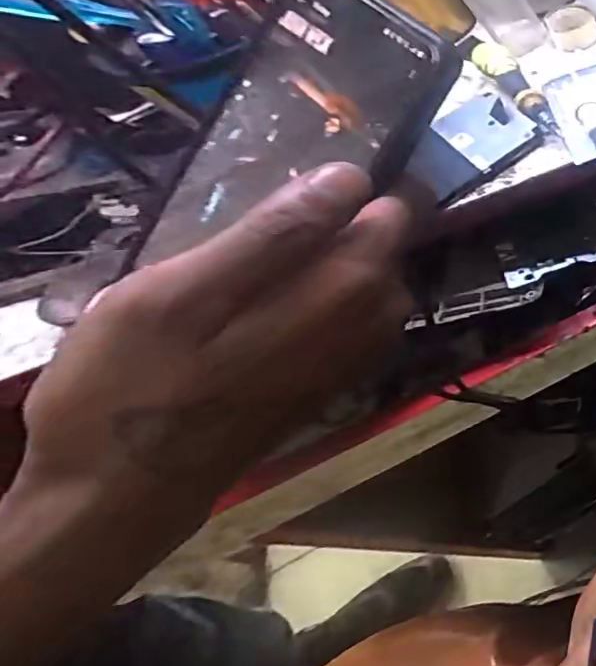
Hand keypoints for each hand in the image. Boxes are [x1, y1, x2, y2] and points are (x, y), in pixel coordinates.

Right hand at [17, 163, 412, 514]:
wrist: (131, 489)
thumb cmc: (136, 386)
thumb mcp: (179, 293)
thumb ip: (277, 231)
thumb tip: (349, 176)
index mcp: (358, 278)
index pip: (395, 202)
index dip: (352, 188)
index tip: (297, 188)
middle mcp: (388, 302)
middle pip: (380, 233)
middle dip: (328, 226)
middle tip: (243, 246)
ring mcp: (377, 334)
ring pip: (363, 267)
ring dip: (316, 264)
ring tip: (238, 286)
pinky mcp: (355, 358)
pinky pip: (350, 302)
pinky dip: (315, 295)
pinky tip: (254, 316)